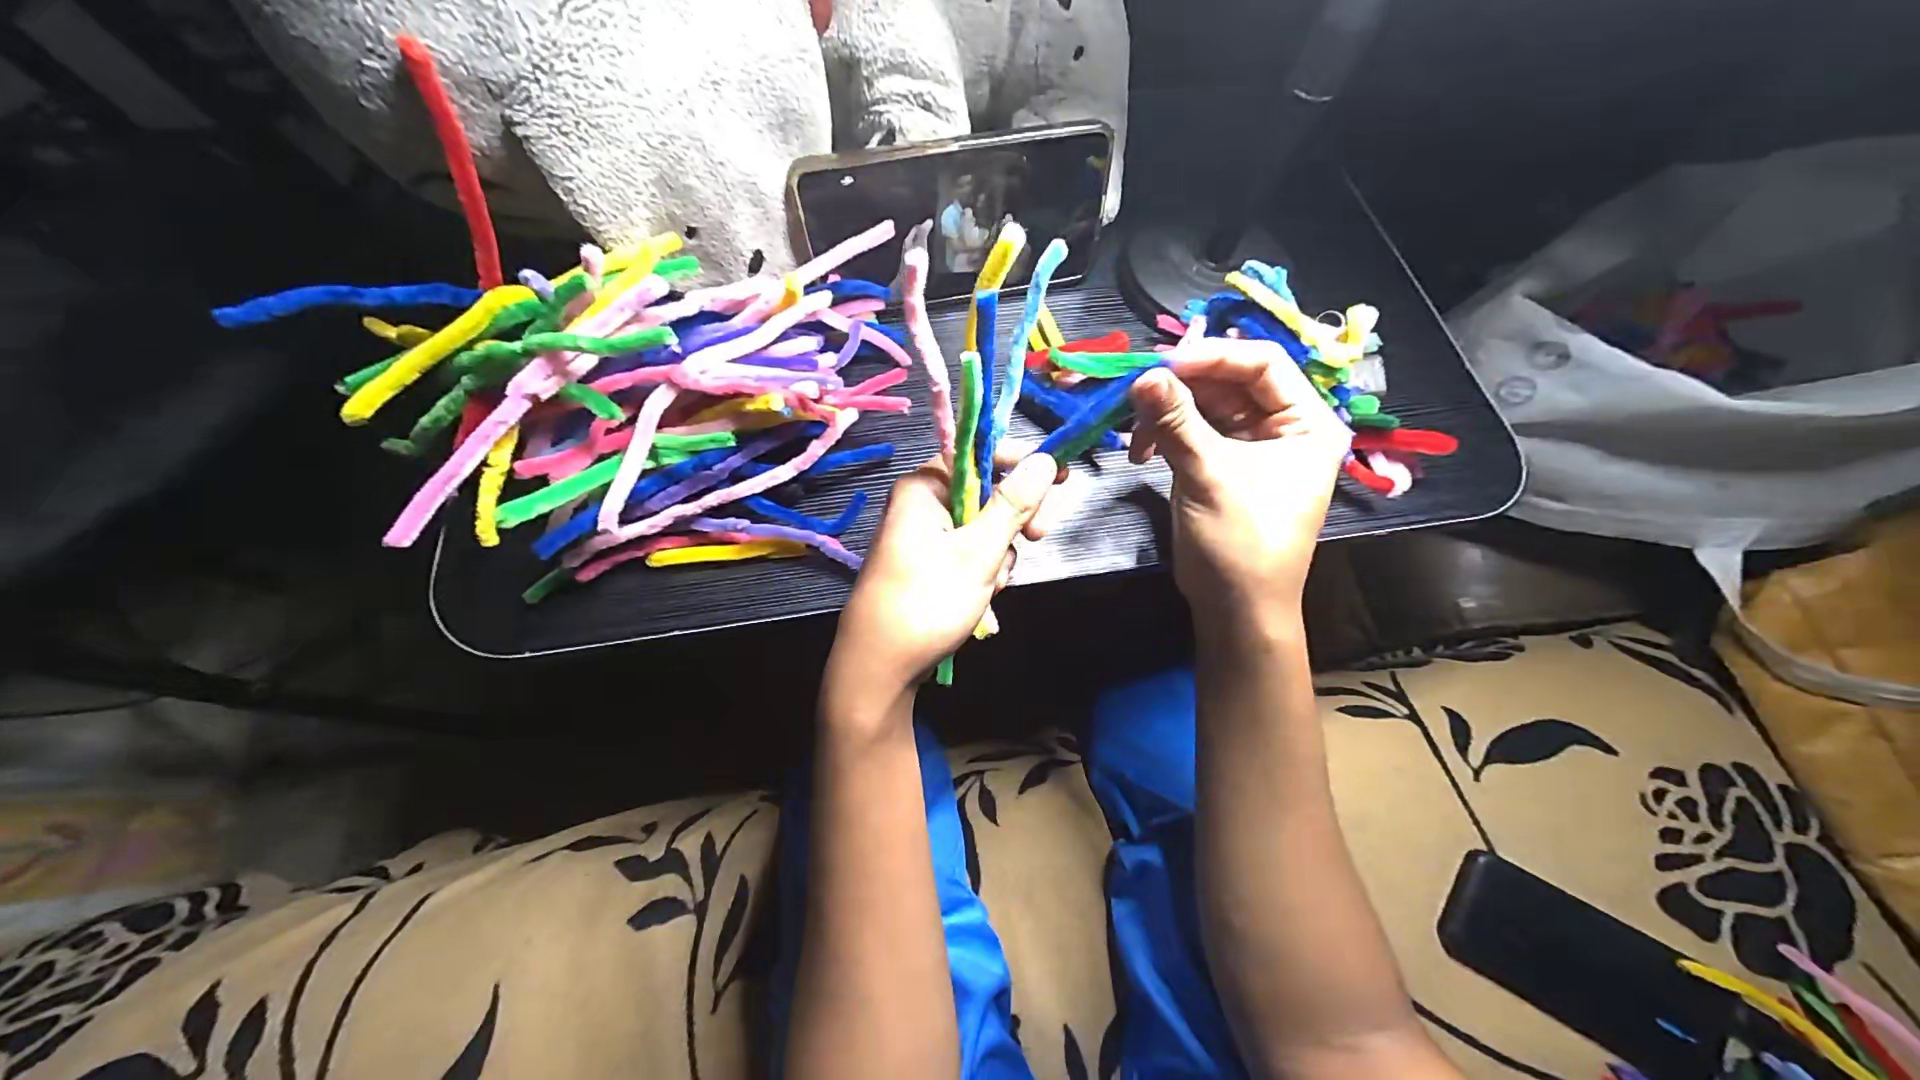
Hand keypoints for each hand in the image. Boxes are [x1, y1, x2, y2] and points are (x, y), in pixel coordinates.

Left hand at [822, 453, 1058, 728]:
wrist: (881, 665)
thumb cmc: (927, 601)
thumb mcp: (979, 551)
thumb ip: (1013, 504)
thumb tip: (1045, 459)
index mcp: (924, 487)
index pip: (980, 453)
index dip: (1022, 462)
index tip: (1060, 477)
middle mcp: (922, 504)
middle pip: (987, 493)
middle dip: (1013, 521)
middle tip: (1037, 538)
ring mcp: (926, 536)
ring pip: (984, 528)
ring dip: (999, 556)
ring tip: (991, 585)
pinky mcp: (931, 565)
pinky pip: (971, 554)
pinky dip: (984, 572)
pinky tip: (982, 598)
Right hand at [1128, 338, 1350, 626]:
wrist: (1235, 608)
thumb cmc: (1240, 544)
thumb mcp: (1210, 476)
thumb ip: (1178, 422)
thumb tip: (1144, 375)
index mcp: (1305, 422)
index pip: (1263, 363)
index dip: (1212, 357)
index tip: (1162, 365)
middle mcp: (1281, 425)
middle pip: (1228, 381)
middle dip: (1180, 386)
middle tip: (1135, 394)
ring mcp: (1248, 443)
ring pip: (1203, 404)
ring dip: (1165, 412)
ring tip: (1134, 432)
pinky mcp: (1219, 461)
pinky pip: (1190, 430)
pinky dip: (1163, 433)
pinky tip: (1141, 451)